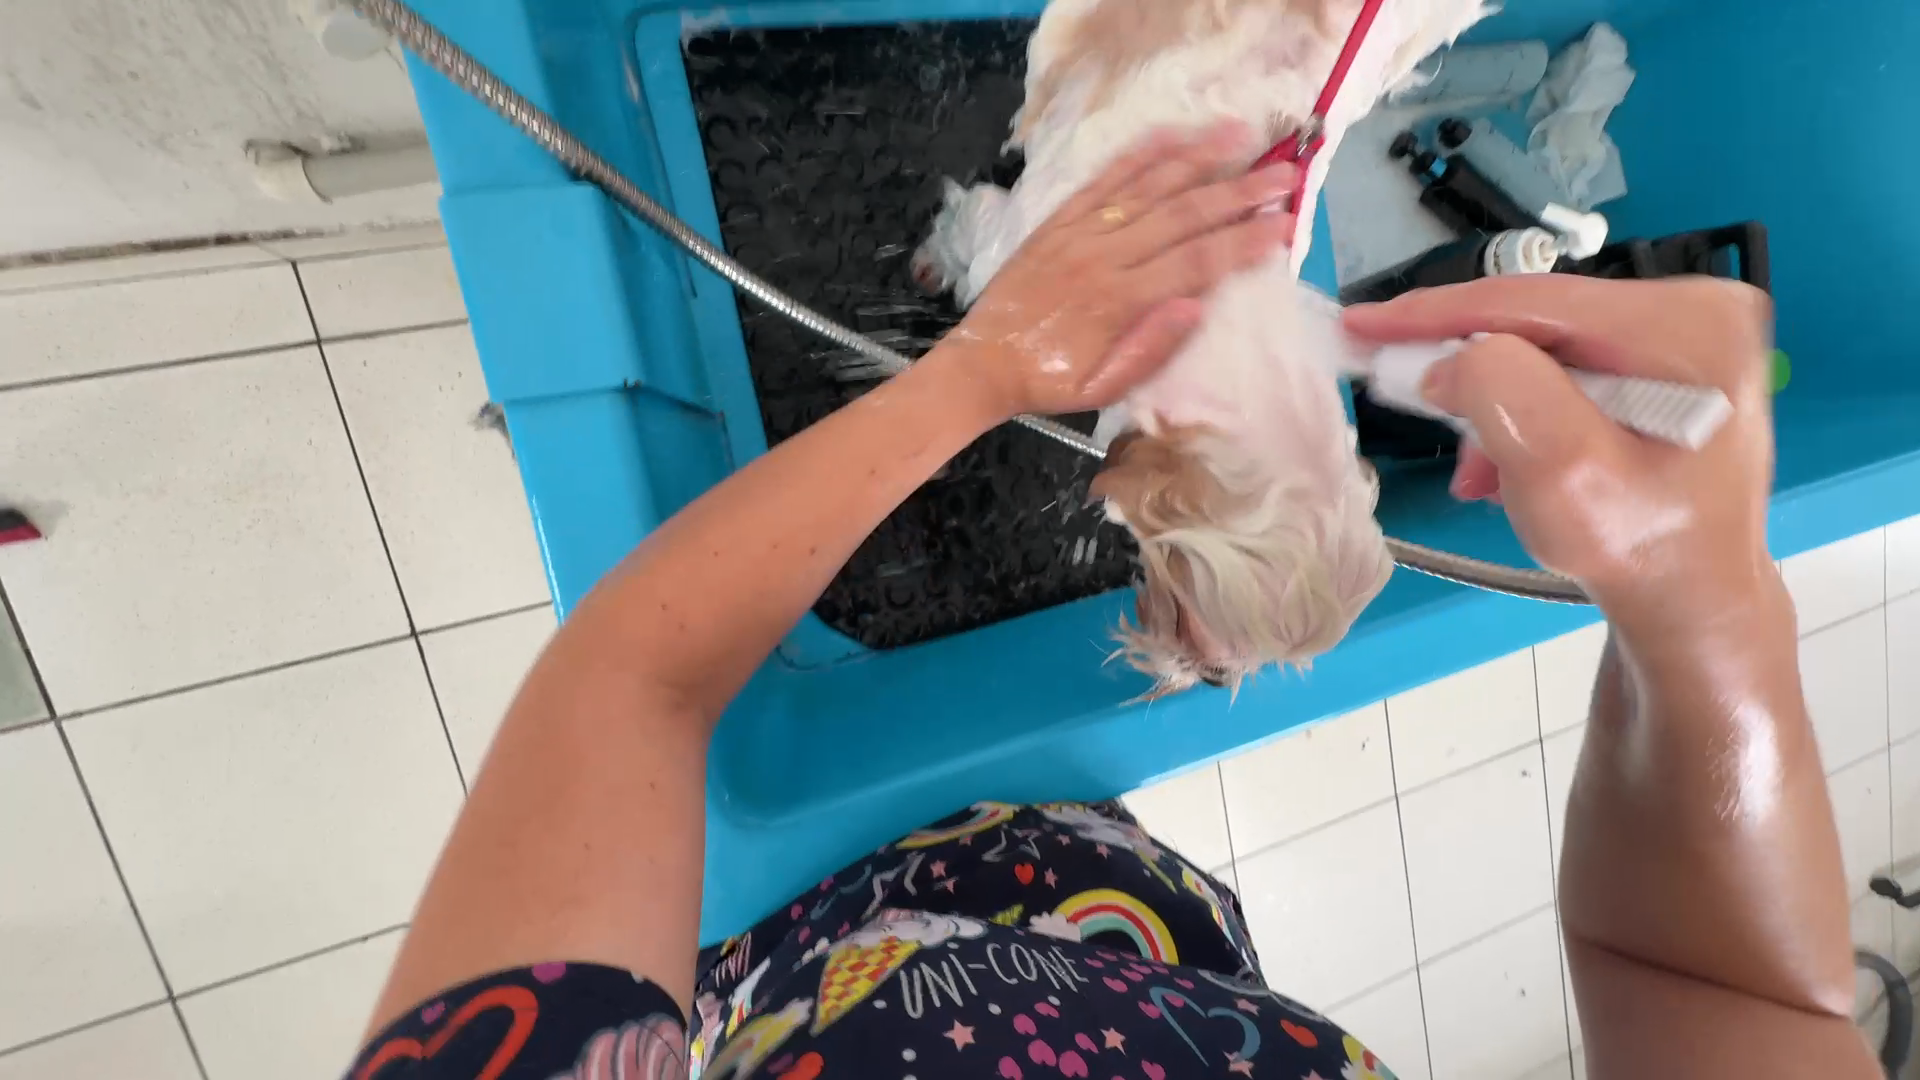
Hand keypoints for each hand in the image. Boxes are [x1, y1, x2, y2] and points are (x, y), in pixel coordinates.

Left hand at [937, 122, 1299, 417]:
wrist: (983, 364)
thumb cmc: (1047, 383)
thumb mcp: (1100, 391)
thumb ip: (1149, 352)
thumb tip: (1196, 307)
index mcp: (1120, 302)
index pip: (1197, 261)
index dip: (1245, 241)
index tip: (1286, 225)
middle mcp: (1104, 257)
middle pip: (1183, 214)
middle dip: (1239, 191)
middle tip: (1286, 174)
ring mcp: (1080, 234)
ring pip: (1147, 186)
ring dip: (1198, 158)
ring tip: (1242, 135)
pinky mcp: (1058, 223)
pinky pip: (1102, 180)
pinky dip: (1138, 155)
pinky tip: (1171, 136)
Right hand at [1344, 276, 1777, 628]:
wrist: (1683, 589)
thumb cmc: (1630, 540)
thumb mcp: (1559, 469)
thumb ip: (1501, 393)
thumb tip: (1445, 362)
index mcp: (1680, 321)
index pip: (1524, 299)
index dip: (1430, 312)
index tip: (1358, 325)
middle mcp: (1685, 309)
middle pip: (1527, 321)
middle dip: (1457, 365)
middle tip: (1391, 387)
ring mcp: (1672, 336)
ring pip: (1530, 348)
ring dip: (1482, 401)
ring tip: (1471, 464)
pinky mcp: (1653, 364)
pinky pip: (1548, 371)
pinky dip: (1507, 411)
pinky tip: (1500, 460)